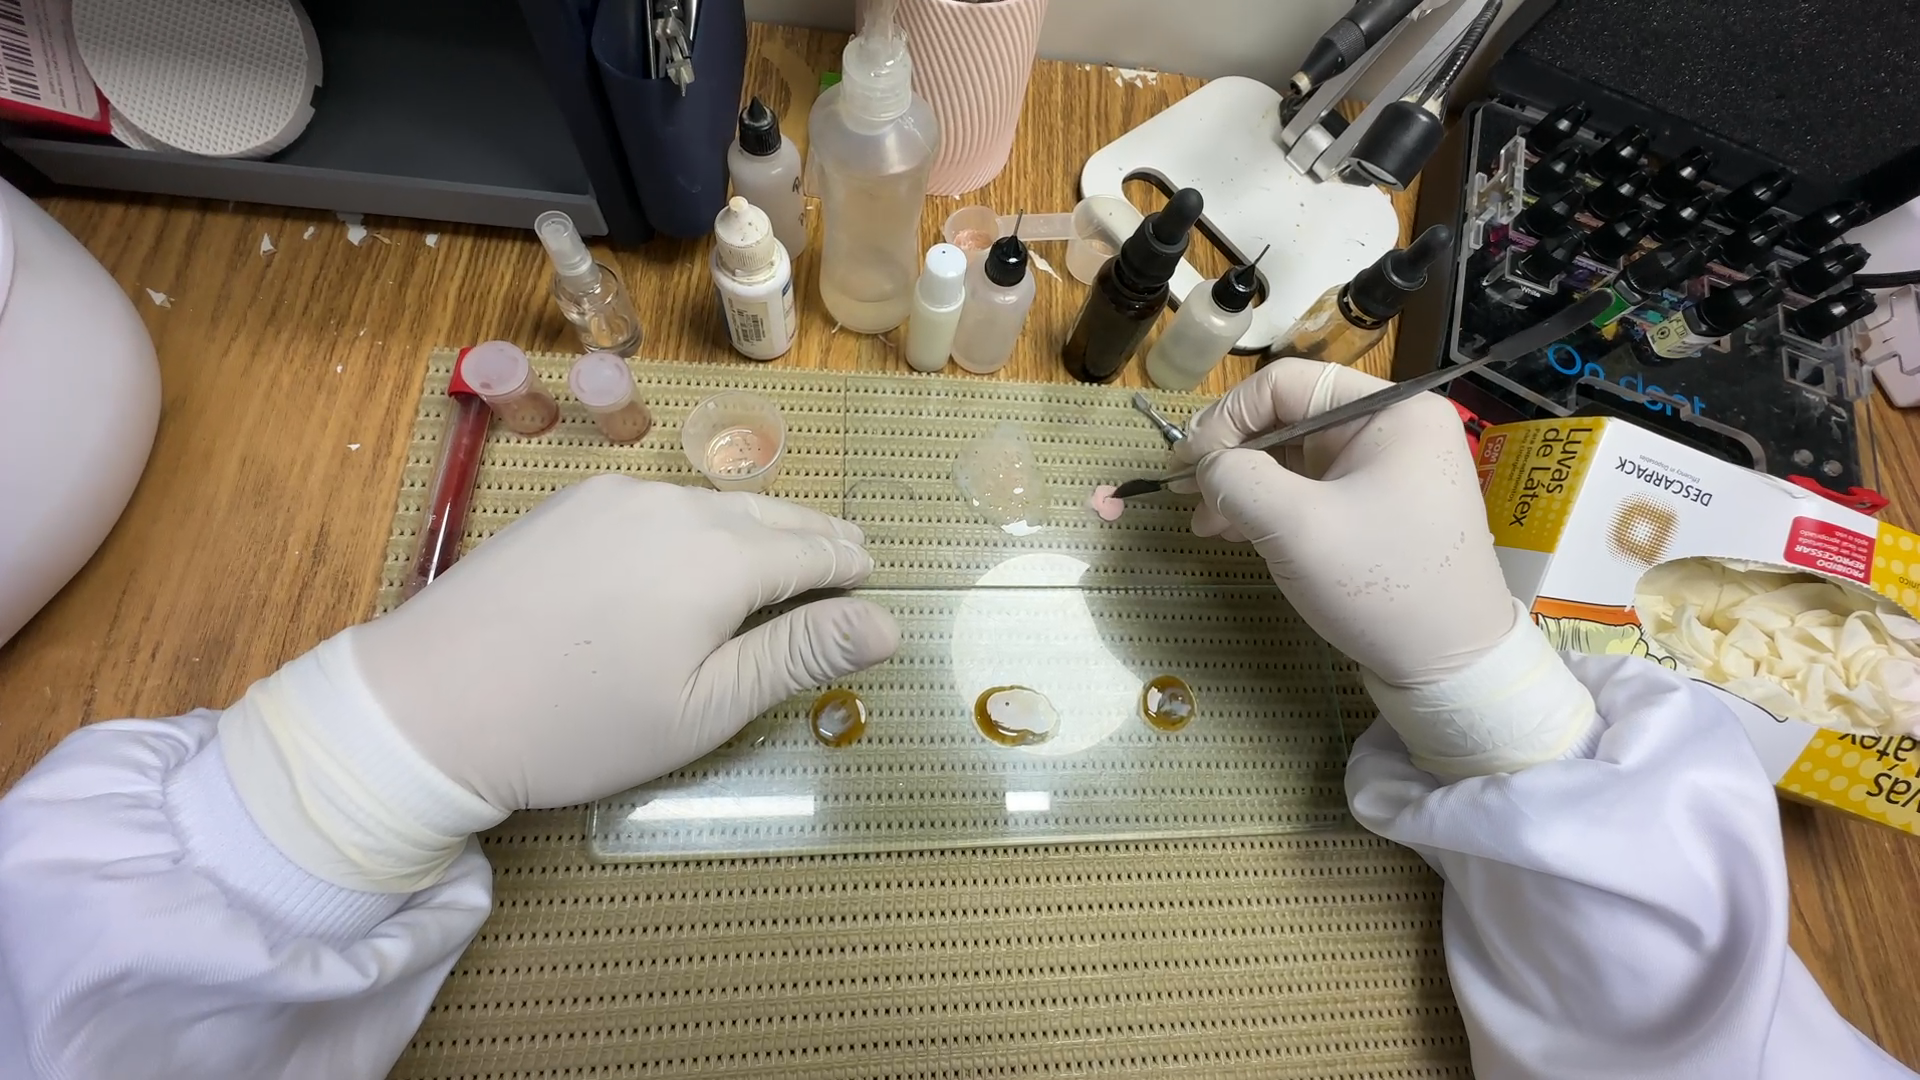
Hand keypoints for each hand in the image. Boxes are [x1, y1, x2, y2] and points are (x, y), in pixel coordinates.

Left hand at [219, 476, 898, 889]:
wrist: (423, 706)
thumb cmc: (583, 723)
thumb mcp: (708, 705)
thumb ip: (801, 653)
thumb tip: (889, 625)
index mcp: (721, 559)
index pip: (811, 550)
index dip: (848, 561)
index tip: (872, 568)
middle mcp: (679, 507)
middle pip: (771, 515)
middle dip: (817, 532)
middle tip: (849, 545)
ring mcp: (621, 495)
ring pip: (719, 503)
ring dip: (762, 523)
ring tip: (787, 541)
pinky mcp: (576, 500)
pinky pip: (666, 502)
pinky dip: (705, 518)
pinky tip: (701, 540)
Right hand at [1174, 358, 1514, 683]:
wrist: (1447, 664)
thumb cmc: (1378, 584)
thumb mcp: (1295, 527)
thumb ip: (1236, 480)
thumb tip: (1205, 466)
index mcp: (1388, 412)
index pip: (1284, 385)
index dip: (1226, 418)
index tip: (1188, 464)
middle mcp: (1388, 428)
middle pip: (1284, 419)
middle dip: (1229, 457)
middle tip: (1187, 493)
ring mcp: (1381, 469)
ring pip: (1287, 458)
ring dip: (1239, 486)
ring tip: (1205, 522)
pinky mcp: (1370, 505)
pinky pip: (1304, 489)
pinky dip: (1264, 506)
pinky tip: (1233, 530)